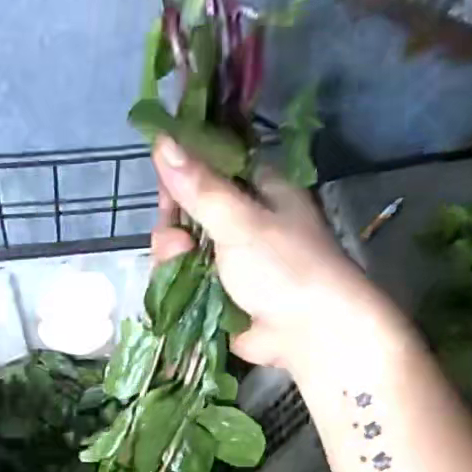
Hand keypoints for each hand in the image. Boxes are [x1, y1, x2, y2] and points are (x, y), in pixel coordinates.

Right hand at [151, 136, 415, 378]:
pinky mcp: (219, 295)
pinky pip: (185, 282)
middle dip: (174, 226)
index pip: (210, 170)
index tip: (164, 189)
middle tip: (176, 241)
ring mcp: (229, 262)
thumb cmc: (284, 266)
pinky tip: (174, 288)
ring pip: (182, 251)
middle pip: (189, 214)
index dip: (182, 176)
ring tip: (180, 267)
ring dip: (172, 258)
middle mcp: (242, 223)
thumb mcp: (239, 220)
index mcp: (257, 192)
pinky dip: (176, 284)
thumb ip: (198, 187)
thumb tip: (162, 140)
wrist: (309, 331)